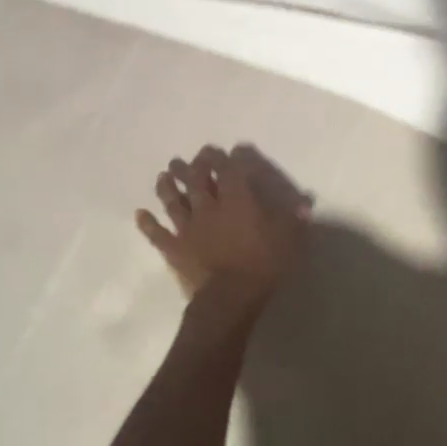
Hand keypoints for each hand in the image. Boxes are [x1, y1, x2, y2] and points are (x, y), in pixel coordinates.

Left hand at [136, 144, 311, 315]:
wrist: (227, 296)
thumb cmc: (262, 264)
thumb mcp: (288, 239)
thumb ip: (295, 219)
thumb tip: (306, 201)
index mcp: (237, 201)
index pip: (232, 171)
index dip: (232, 158)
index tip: (232, 149)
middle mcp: (208, 207)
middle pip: (198, 180)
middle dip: (197, 164)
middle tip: (196, 155)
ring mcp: (187, 228)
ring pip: (174, 201)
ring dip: (168, 185)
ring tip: (165, 173)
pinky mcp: (173, 248)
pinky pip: (157, 233)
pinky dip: (147, 223)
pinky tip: (140, 214)